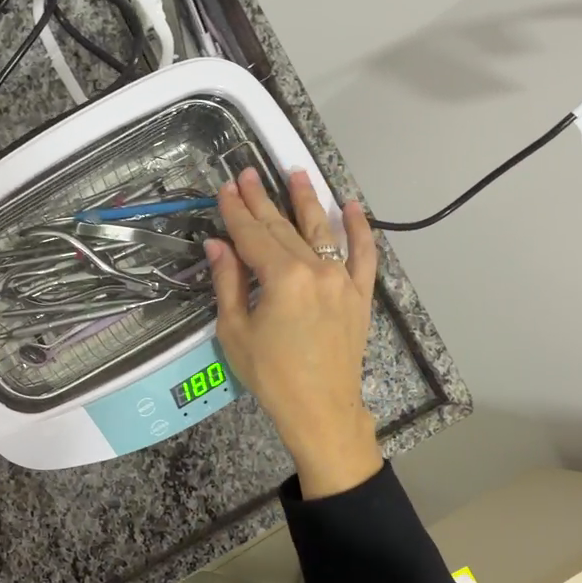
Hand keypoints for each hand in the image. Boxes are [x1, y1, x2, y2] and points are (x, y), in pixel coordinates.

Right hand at [207, 166, 383, 497]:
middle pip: (284, 228)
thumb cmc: (270, 375)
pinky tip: (352, 206)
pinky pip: (363, 254)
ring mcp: (342, 279)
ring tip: (296, 173)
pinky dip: (360, 229)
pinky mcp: (358, 295)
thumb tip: (218, 246)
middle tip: (248, 174)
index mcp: (283, 278)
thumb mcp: (236, 331)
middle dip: (262, 200)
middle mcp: (316, 269)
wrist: (319, 408)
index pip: (253, 235)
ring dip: (307, 200)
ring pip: (323, 230)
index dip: (235, 211)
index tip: (224, 188)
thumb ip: (229, 283)